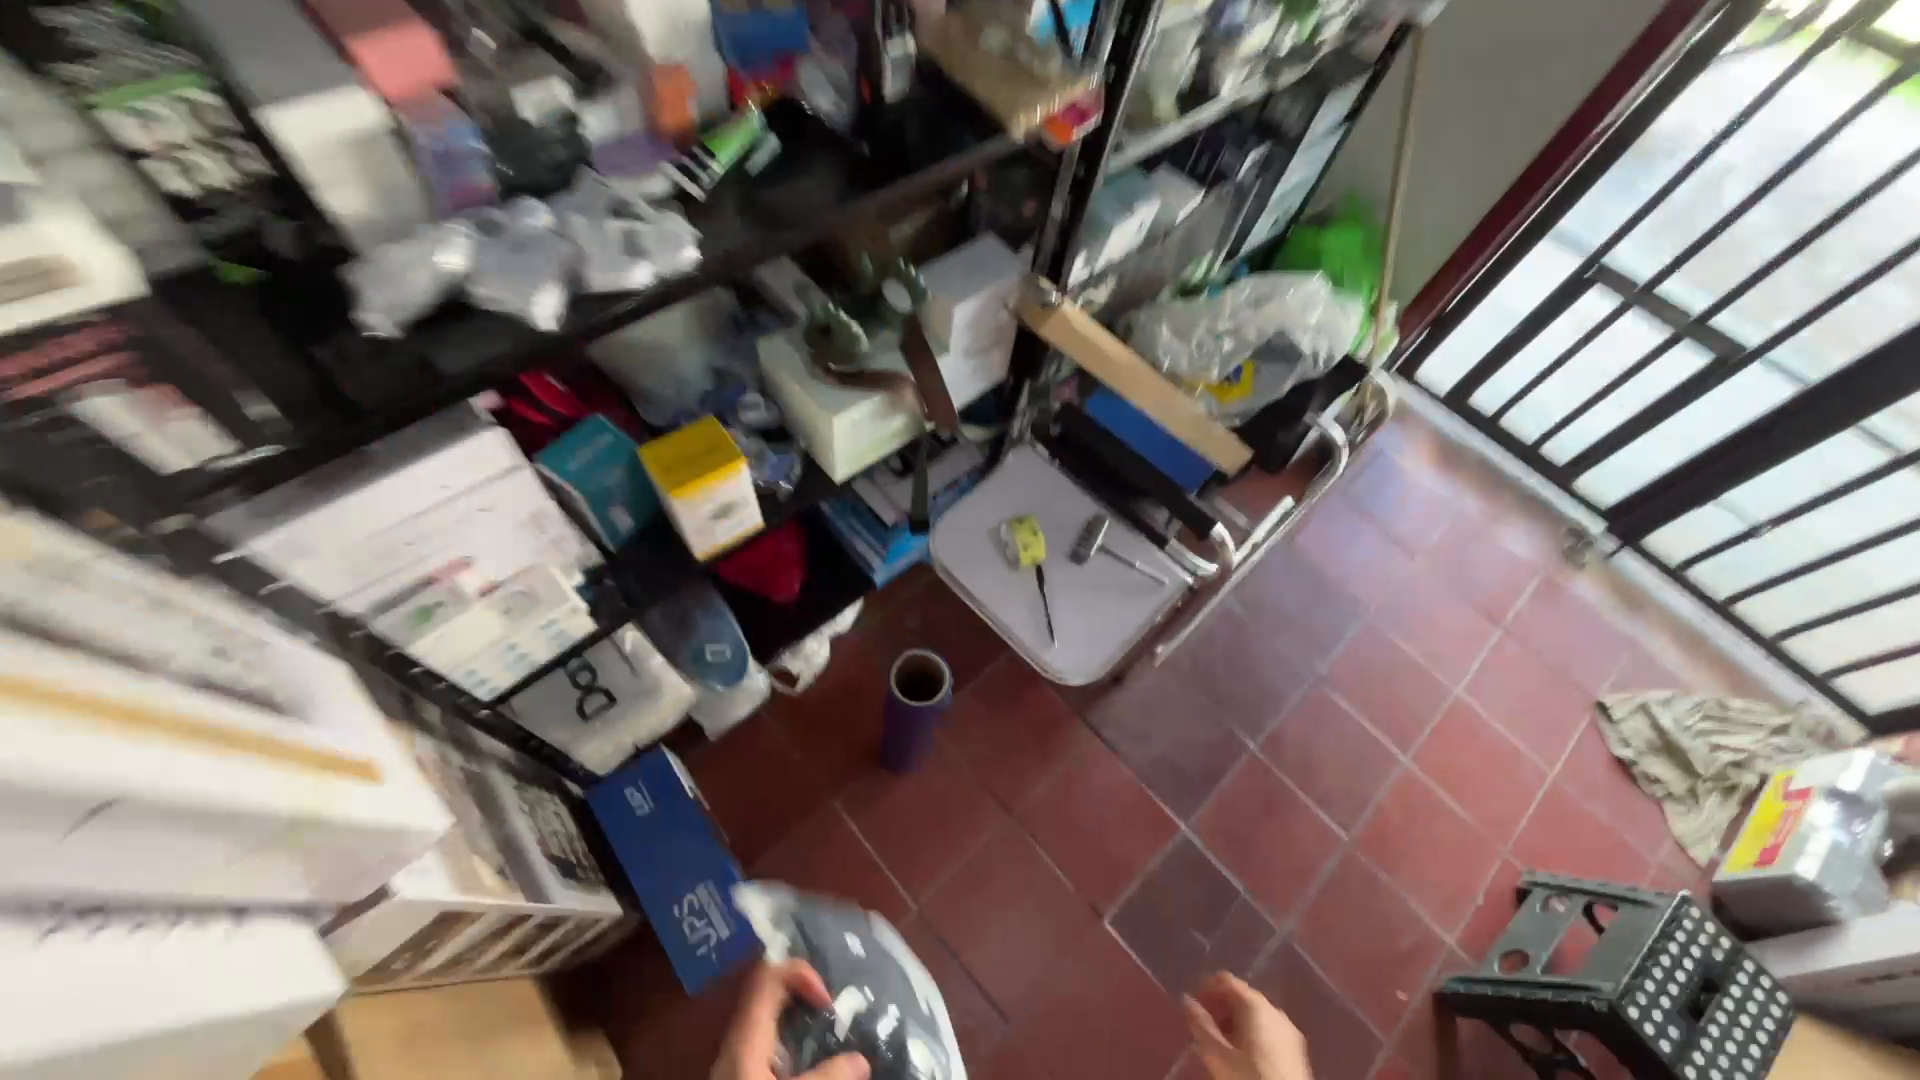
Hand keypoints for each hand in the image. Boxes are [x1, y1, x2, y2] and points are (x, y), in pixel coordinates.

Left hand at [713, 959, 870, 1079]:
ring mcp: (738, 1063)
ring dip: (804, 1026)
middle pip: (771, 996)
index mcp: (746, 1038)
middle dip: (808, 1000)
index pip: (768, 976)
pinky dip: (794, 1048)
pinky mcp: (742, 1078)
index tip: (827, 1002)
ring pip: (772, 1024)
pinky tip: (814, 1067)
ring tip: (833, 1041)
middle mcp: (738, 1042)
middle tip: (837, 1018)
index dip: (801, 974)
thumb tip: (860, 1059)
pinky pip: (770, 1049)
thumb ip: (827, 1079)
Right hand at [1183, 973, 1314, 1079]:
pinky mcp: (1296, 1049)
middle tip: (1203, 1031)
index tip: (1193, 1010)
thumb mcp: (1217, 1054)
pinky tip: (1242, 1057)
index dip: (1205, 990)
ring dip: (1233, 1023)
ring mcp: (1288, 1029)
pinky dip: (1249, 1034)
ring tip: (1220, 1046)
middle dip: (1218, 1009)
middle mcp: (1274, 1009)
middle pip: (1240, 996)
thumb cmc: (1250, 1078)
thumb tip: (1186, 999)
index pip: (1225, 980)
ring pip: (1254, 1015)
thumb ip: (1199, 1023)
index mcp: (1256, 1004)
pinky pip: (1267, 1029)